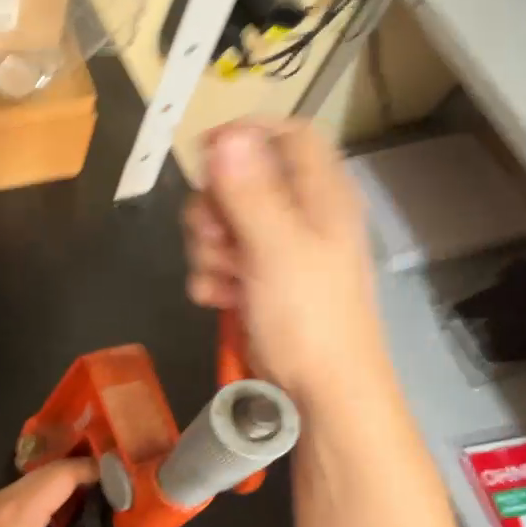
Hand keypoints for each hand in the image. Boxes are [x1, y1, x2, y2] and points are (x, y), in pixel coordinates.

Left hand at [0, 461, 149, 526]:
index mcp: (19, 510)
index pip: (63, 473)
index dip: (96, 470)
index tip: (127, 479)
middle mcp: (0, 501)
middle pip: (47, 476)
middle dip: (82, 479)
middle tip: (119, 494)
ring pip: (30, 488)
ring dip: (61, 493)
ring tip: (97, 507)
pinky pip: (16, 502)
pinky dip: (42, 505)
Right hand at [183, 118, 392, 407]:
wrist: (320, 392)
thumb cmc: (309, 318)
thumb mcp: (277, 249)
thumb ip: (249, 192)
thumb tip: (225, 135)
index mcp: (319, 196)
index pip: (287, 134)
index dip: (246, 135)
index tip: (205, 157)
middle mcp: (299, 216)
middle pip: (240, 181)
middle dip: (214, 209)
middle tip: (216, 238)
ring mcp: (276, 252)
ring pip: (222, 225)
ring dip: (208, 250)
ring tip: (225, 280)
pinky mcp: (256, 284)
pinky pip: (218, 264)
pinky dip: (212, 280)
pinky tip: (220, 300)